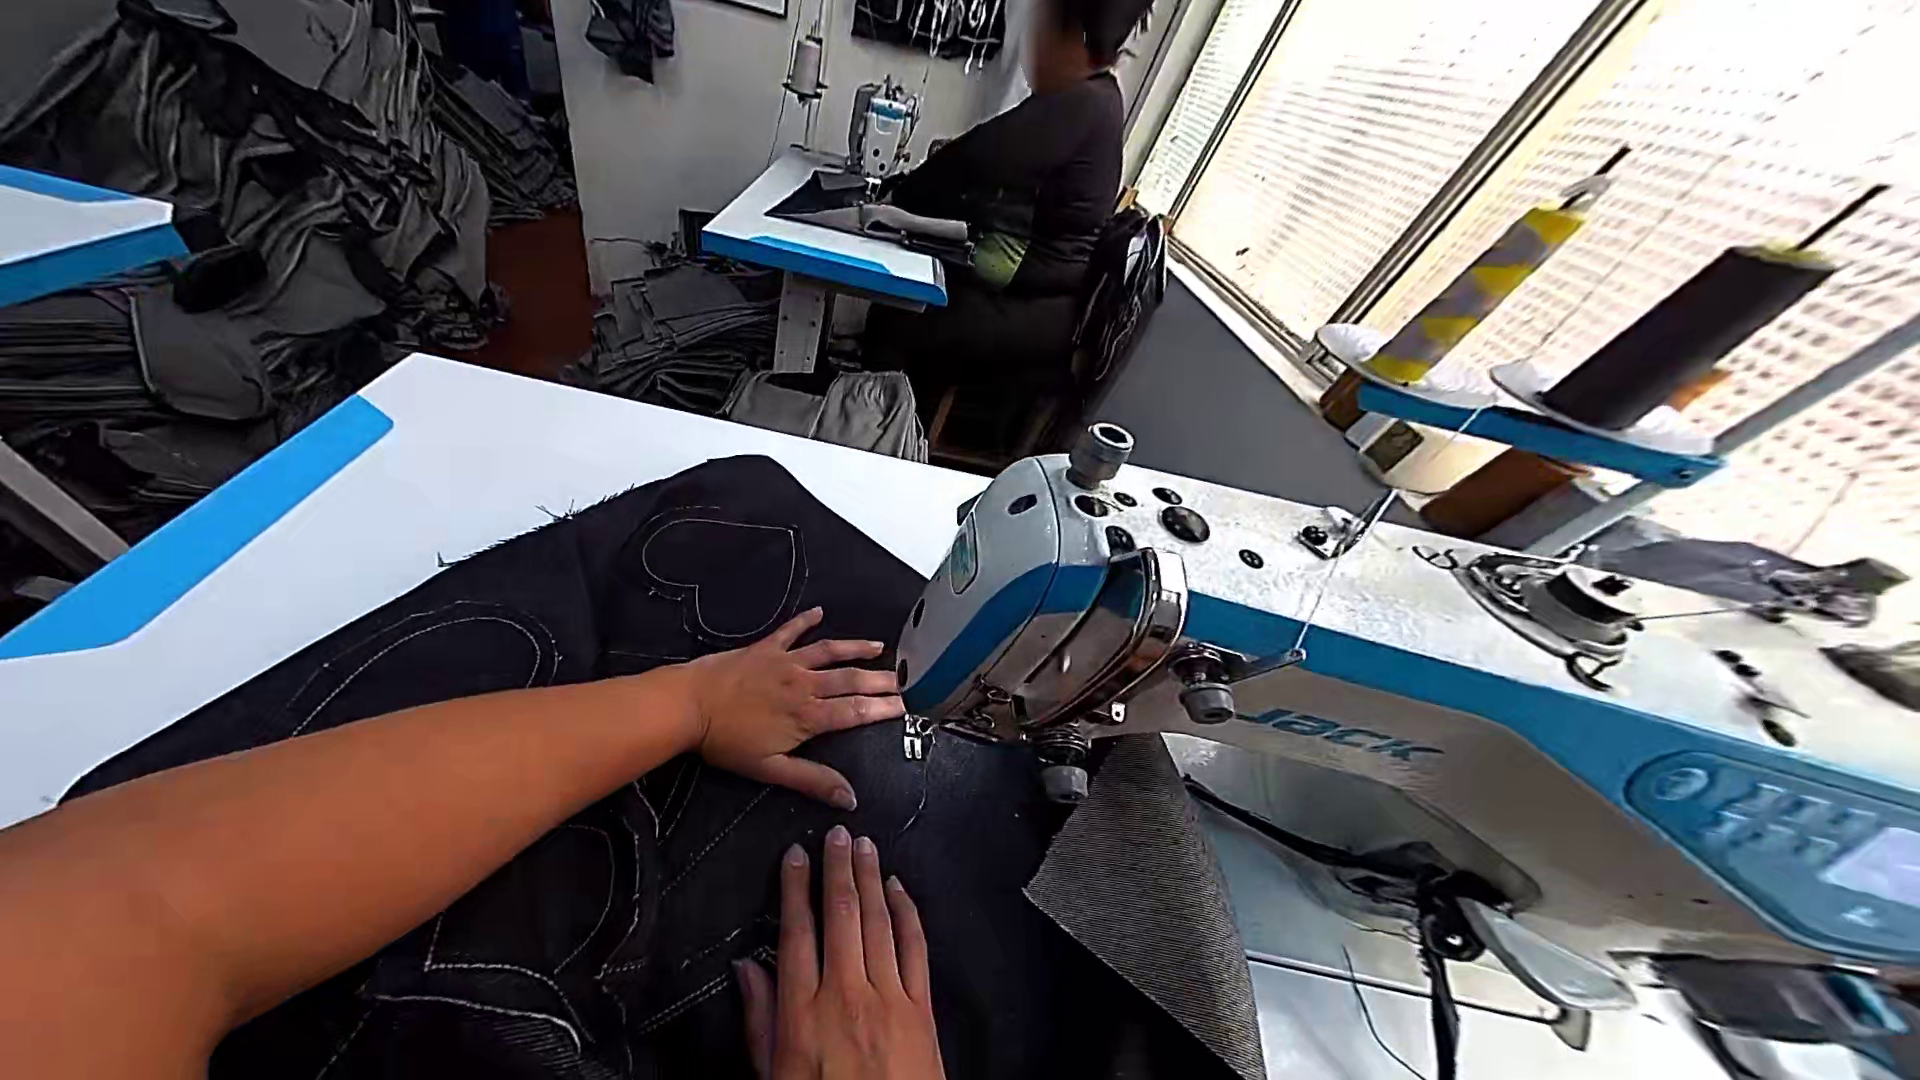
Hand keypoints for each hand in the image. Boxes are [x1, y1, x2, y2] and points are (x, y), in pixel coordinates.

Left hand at [683, 608, 903, 809]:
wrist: (689, 704)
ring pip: (830, 652)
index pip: (856, 711)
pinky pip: (792, 631)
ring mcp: (787, 661)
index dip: (883, 709)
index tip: (906, 706)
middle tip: (904, 679)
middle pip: (851, 680)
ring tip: (879, 647)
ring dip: (856, 648)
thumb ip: (812, 780)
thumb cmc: (728, 741)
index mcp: (808, 715)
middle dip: (881, 680)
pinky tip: (820, 612)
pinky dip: (806, 621)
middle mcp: (805, 684)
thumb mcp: (770, 768)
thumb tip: (849, 797)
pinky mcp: (768, 647)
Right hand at [735, 828, 944, 1079]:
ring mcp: (888, 998)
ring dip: (870, 877)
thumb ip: (760, 1021)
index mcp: (802, 1015)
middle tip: (837, 833)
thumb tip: (746, 966)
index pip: (796, 932)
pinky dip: (907, 910)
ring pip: (878, 920)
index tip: (796, 855)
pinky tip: (899, 886)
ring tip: (864, 844)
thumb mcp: (774, 1078)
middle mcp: (845, 995)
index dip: (795, 887)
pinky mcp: (921, 1006)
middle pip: (841, 914)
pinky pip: (915, 945)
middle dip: (837, 867)